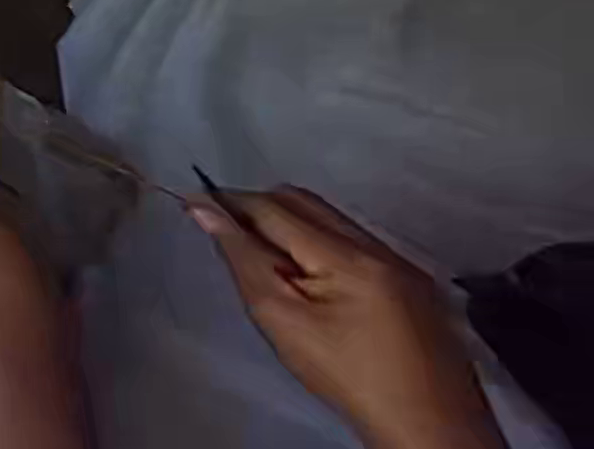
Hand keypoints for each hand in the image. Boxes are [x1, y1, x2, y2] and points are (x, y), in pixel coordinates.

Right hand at [191, 186, 506, 448]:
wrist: (433, 437)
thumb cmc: (343, 374)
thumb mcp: (277, 314)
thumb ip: (239, 253)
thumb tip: (201, 207)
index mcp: (350, 259)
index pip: (271, 208)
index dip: (227, 201)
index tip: (191, 205)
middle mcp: (382, 251)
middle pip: (301, 200)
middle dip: (257, 206)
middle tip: (228, 232)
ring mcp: (406, 266)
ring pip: (327, 215)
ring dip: (287, 221)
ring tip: (265, 255)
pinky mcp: (416, 283)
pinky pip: (351, 237)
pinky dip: (316, 239)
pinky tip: (305, 273)